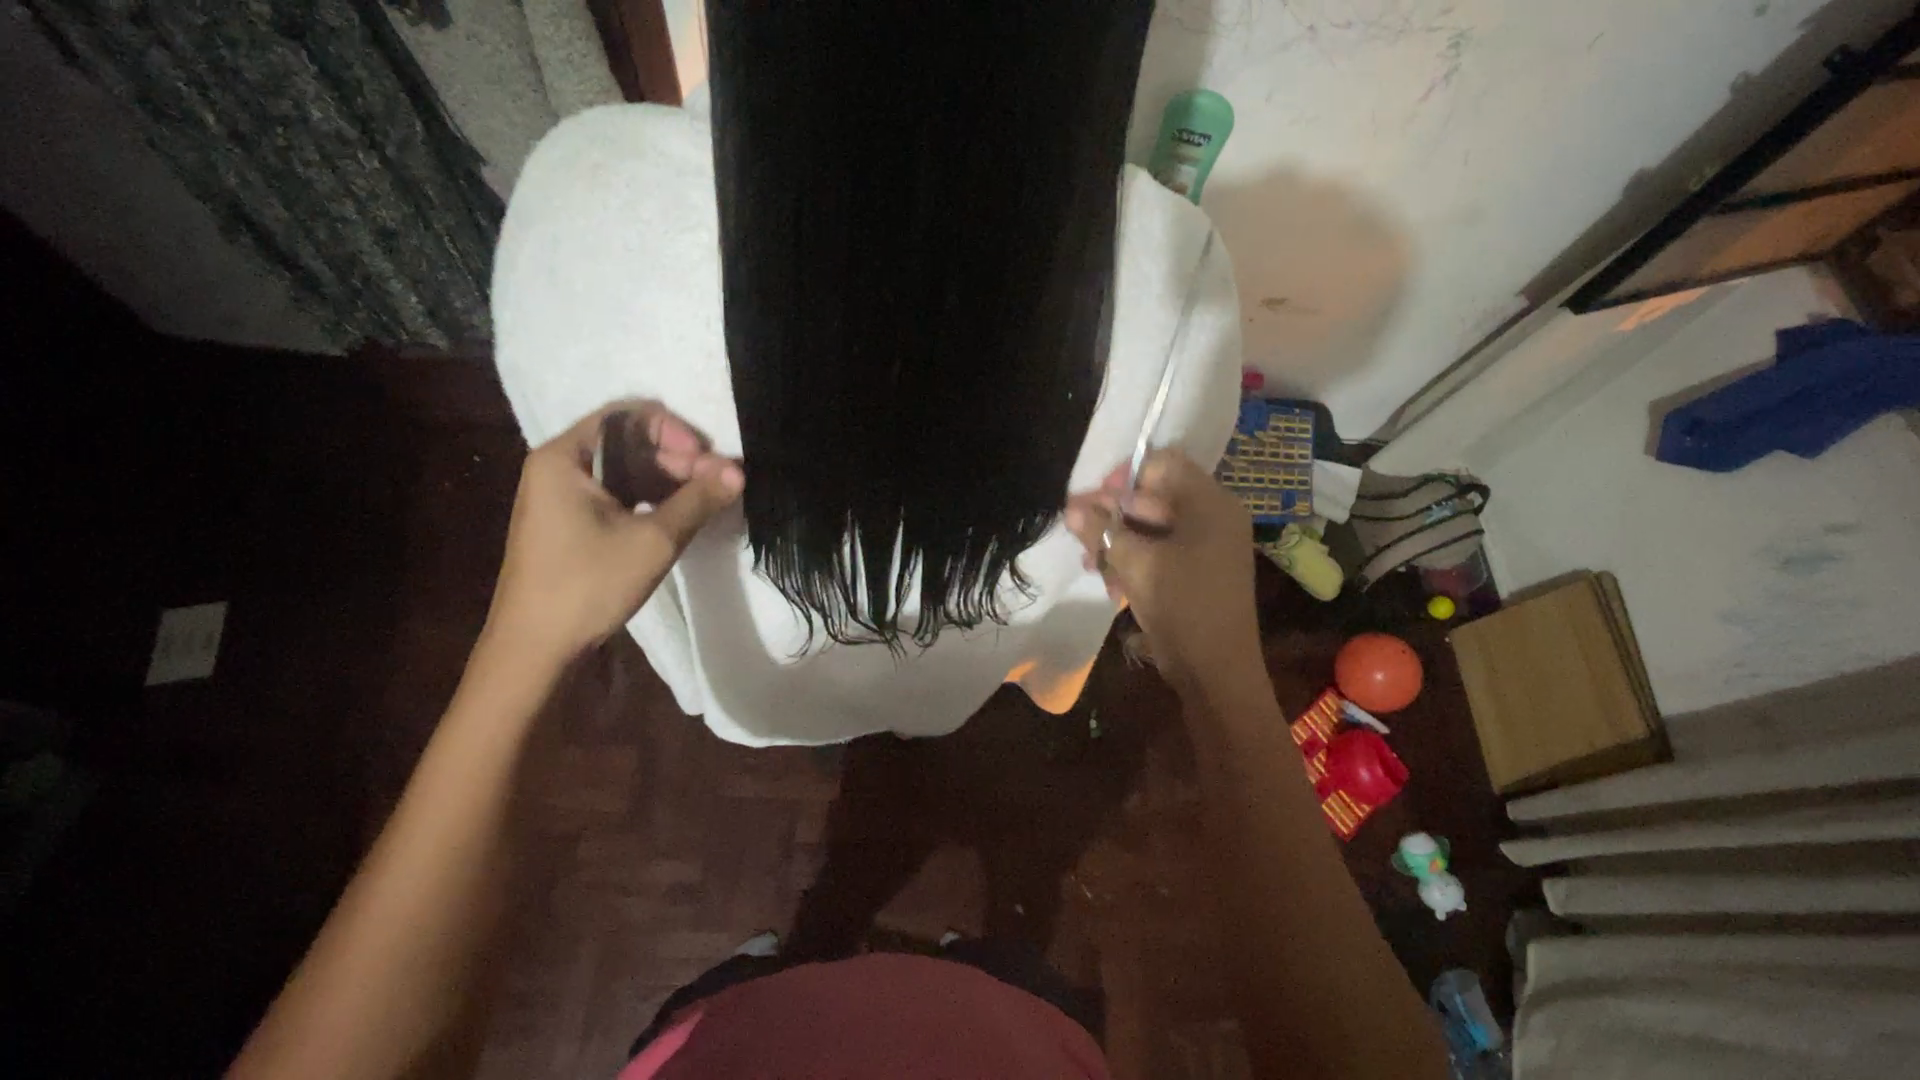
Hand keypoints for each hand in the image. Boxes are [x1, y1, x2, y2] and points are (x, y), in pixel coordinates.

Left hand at [482, 400, 743, 672]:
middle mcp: (557, 467)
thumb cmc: (588, 585)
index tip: (707, 463)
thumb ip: (697, 500)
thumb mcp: (652, 540)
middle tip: (718, 486)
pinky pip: (616, 495)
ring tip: (707, 502)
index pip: (628, 417)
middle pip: (627, 443)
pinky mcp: (569, 523)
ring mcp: (561, 497)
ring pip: (625, 470)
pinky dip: (650, 500)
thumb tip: (739, 470)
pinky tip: (679, 517)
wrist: (535, 649)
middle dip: (677, 459)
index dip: (674, 433)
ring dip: (668, 481)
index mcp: (564, 457)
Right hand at [1063, 450, 1260, 690]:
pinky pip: (1162, 550)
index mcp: (1210, 504)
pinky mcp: (1199, 571)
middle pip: (1155, 496)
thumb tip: (1071, 508)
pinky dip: (1135, 559)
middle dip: (1113, 514)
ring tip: (1090, 563)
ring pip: (1153, 526)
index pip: (1163, 465)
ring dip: (1119, 540)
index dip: (1123, 476)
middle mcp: (1214, 517)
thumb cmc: (1182, 607)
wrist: (1217, 672)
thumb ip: (1102, 531)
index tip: (1092, 500)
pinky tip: (1110, 581)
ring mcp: (1209, 546)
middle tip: (1077, 531)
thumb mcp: (1135, 564)